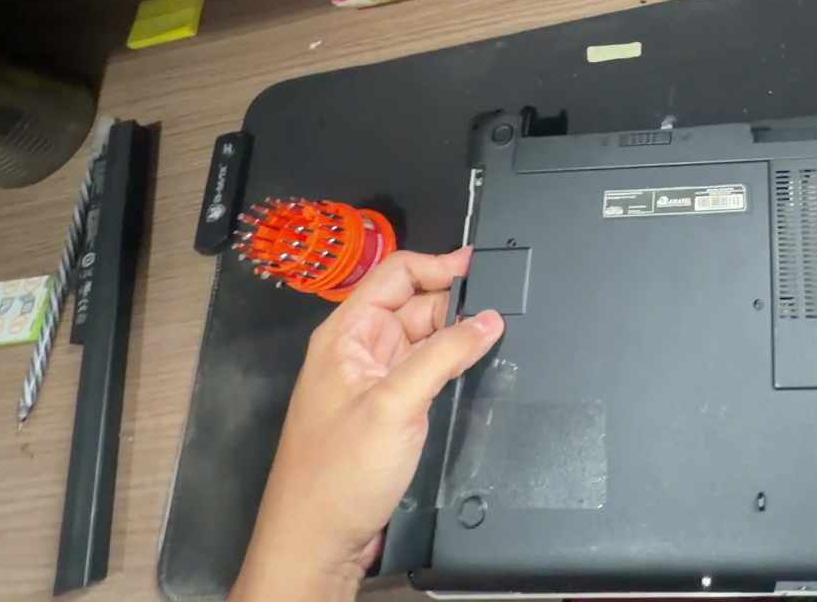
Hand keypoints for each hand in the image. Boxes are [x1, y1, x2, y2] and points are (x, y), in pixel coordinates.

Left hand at [232, 249, 504, 601]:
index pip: (399, 274)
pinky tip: (479, 364)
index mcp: (348, 334)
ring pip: (431, 335)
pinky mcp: (396, 405)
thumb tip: (491, 318)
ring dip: (461, 335)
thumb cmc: (336, 477)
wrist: (317, 550)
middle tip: (499, 312)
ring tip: (495, 338)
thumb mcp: (395, 405)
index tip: (484, 269)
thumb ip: (446, 353)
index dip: (440, 265)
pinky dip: (457, 361)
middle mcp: (363, 348)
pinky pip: (433, 366)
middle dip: (459, 303)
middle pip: (421, 303)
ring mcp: (380, 378)